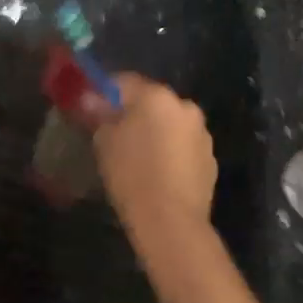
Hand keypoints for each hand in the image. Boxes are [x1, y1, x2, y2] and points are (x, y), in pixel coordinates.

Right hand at [90, 73, 216, 231]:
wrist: (171, 221)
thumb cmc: (131, 174)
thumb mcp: (103, 141)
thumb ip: (99, 114)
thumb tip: (91, 99)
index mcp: (156, 96)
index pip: (124, 81)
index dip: (105, 92)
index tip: (92, 108)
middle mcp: (184, 106)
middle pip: (151, 101)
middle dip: (133, 113)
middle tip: (113, 133)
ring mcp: (201, 133)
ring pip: (170, 123)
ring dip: (155, 131)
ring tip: (136, 155)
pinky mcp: (210, 159)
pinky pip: (183, 145)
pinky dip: (170, 151)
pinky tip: (157, 172)